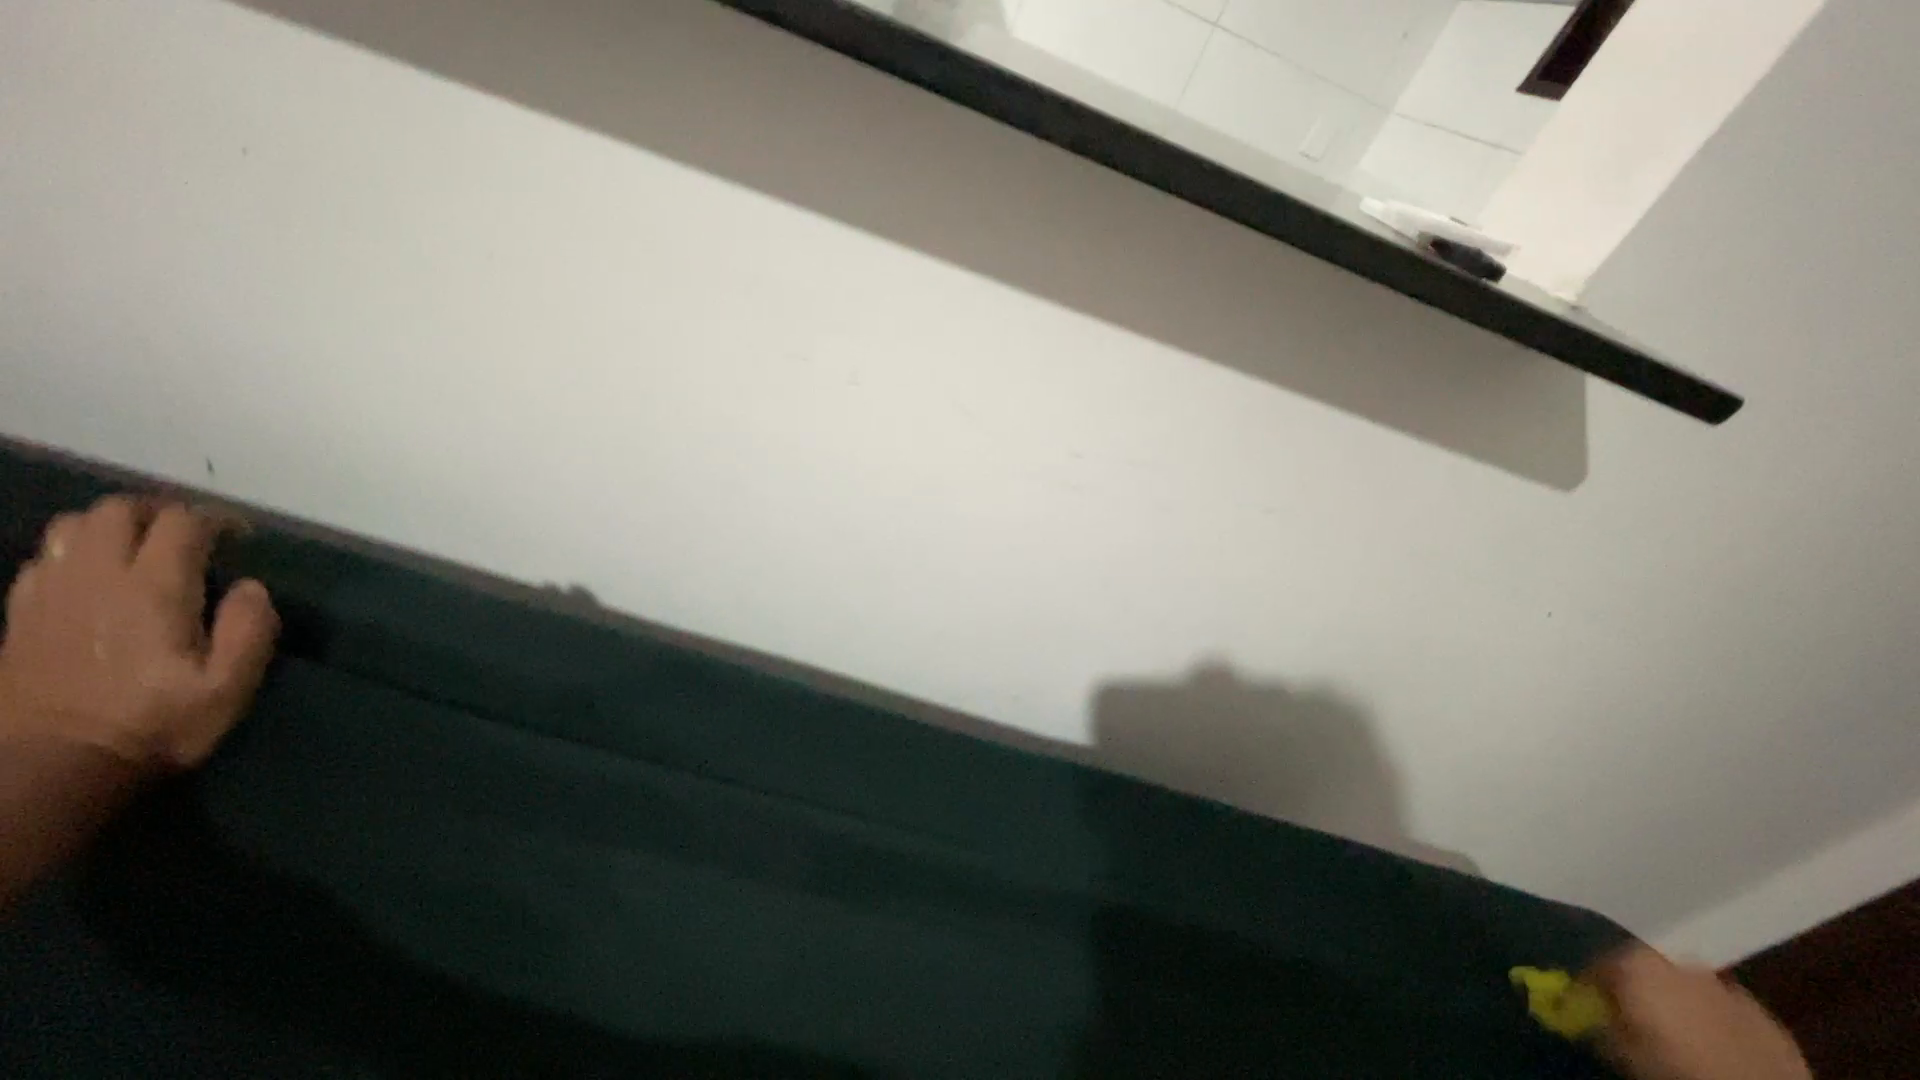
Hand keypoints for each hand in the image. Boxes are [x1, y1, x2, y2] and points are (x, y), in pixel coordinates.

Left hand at [0, 496, 278, 769]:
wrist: (52, 767)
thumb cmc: (154, 725)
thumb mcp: (228, 687)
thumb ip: (250, 630)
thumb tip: (251, 588)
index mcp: (154, 589)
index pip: (184, 522)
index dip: (217, 520)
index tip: (241, 538)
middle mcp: (97, 577)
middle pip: (120, 510)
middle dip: (160, 512)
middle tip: (190, 536)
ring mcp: (50, 592)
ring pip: (74, 526)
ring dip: (112, 527)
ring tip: (140, 549)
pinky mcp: (21, 614)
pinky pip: (44, 559)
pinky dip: (75, 555)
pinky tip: (94, 580)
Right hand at [1589, 945, 1810, 1079]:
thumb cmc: (1676, 1067)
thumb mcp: (1622, 1052)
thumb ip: (1600, 1026)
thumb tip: (1589, 1017)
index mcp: (1637, 963)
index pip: (1596, 965)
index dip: (1587, 988)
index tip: (1585, 1007)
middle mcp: (1677, 962)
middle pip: (1643, 969)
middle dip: (1634, 988)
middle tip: (1629, 1017)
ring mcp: (1724, 985)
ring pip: (1685, 986)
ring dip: (1674, 1001)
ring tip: (1671, 1031)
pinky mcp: (1761, 1012)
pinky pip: (1722, 1008)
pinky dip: (1710, 1018)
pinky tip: (1711, 1043)